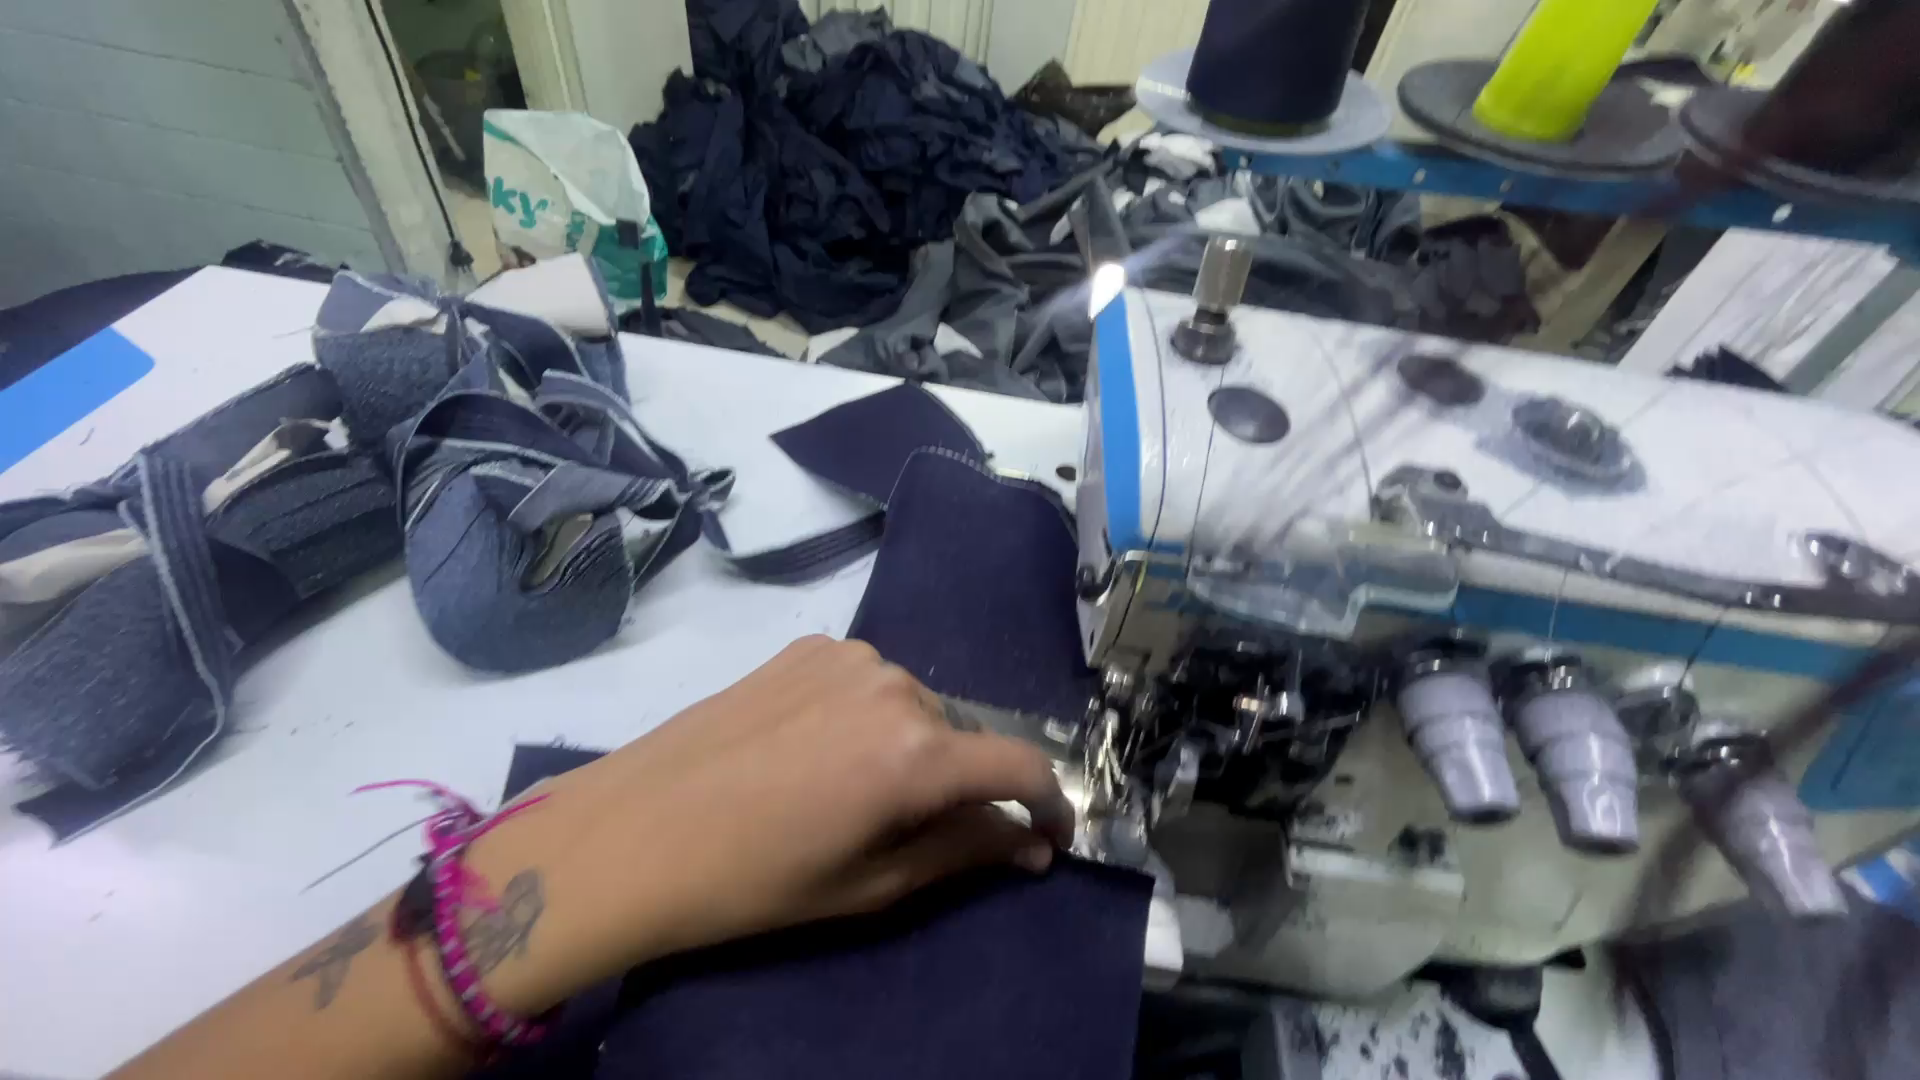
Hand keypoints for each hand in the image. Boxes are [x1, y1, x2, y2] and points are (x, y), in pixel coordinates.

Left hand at [466, 636, 1075, 1012]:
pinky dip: (867, 716)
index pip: (1020, 766)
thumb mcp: (870, 885)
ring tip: (850, 788)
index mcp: (916, 752)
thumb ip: (963, 853)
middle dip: (957, 782)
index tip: (1048, 833)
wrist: (634, 829)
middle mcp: (896, 684)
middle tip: (909, 828)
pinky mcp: (809, 645)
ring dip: (909, 746)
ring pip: (914, 706)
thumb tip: (1031, 844)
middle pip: (962, 735)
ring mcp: (849, 655)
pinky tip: (817, 747)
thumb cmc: (754, 879)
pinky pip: (868, 682)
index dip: (1049, 803)